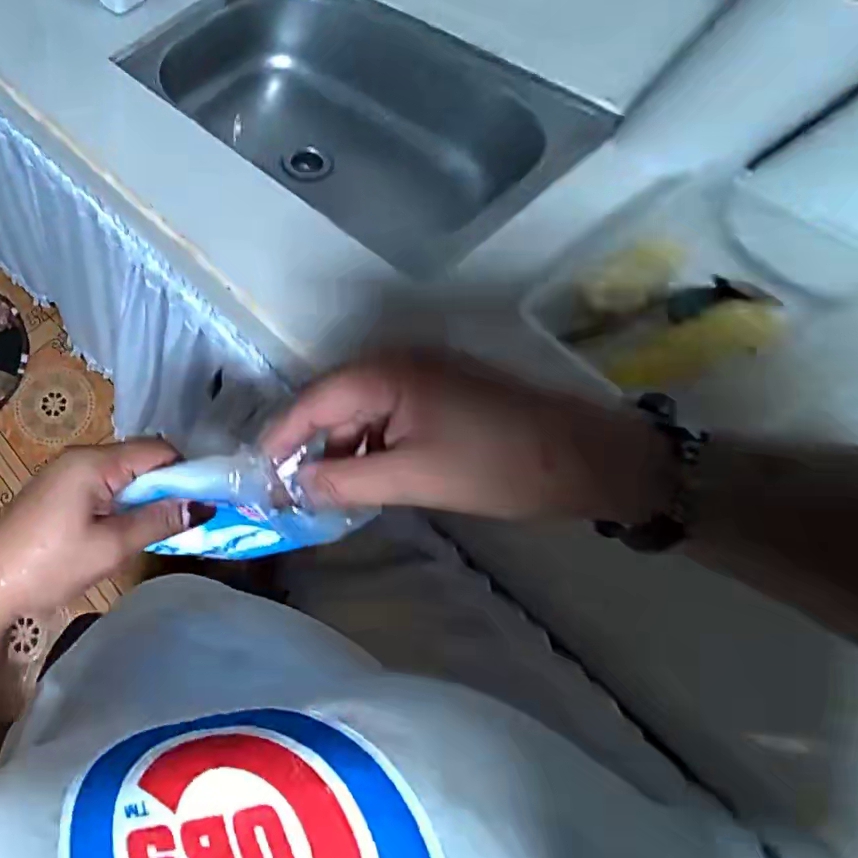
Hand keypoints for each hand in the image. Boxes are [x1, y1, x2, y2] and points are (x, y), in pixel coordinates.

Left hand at [0, 439, 189, 622]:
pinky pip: (100, 485)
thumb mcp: (110, 547)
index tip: (209, 503)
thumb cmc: (50, 564)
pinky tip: (126, 531)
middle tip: (190, 523)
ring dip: (143, 497)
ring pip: (120, 474)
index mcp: (92, 462)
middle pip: (138, 459)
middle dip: (167, 486)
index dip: (187, 472)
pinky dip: (120, 503)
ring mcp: (64, 472)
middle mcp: (79, 456)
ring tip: (162, 531)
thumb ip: (156, 521)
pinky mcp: (56, 490)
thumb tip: (202, 505)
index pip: (156, 449)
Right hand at [259, 351, 670, 523]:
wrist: (601, 461)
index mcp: (382, 374)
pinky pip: (380, 419)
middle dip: (305, 449)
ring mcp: (414, 376)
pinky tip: (361, 478)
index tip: (257, 476)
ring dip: (336, 452)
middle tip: (284, 490)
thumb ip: (344, 481)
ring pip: (353, 416)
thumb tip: (290, 488)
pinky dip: (365, 447)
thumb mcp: (415, 479)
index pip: (309, 404)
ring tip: (320, 493)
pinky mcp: (433, 393)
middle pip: (327, 407)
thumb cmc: (501, 466)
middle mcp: (390, 365)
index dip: (279, 440)